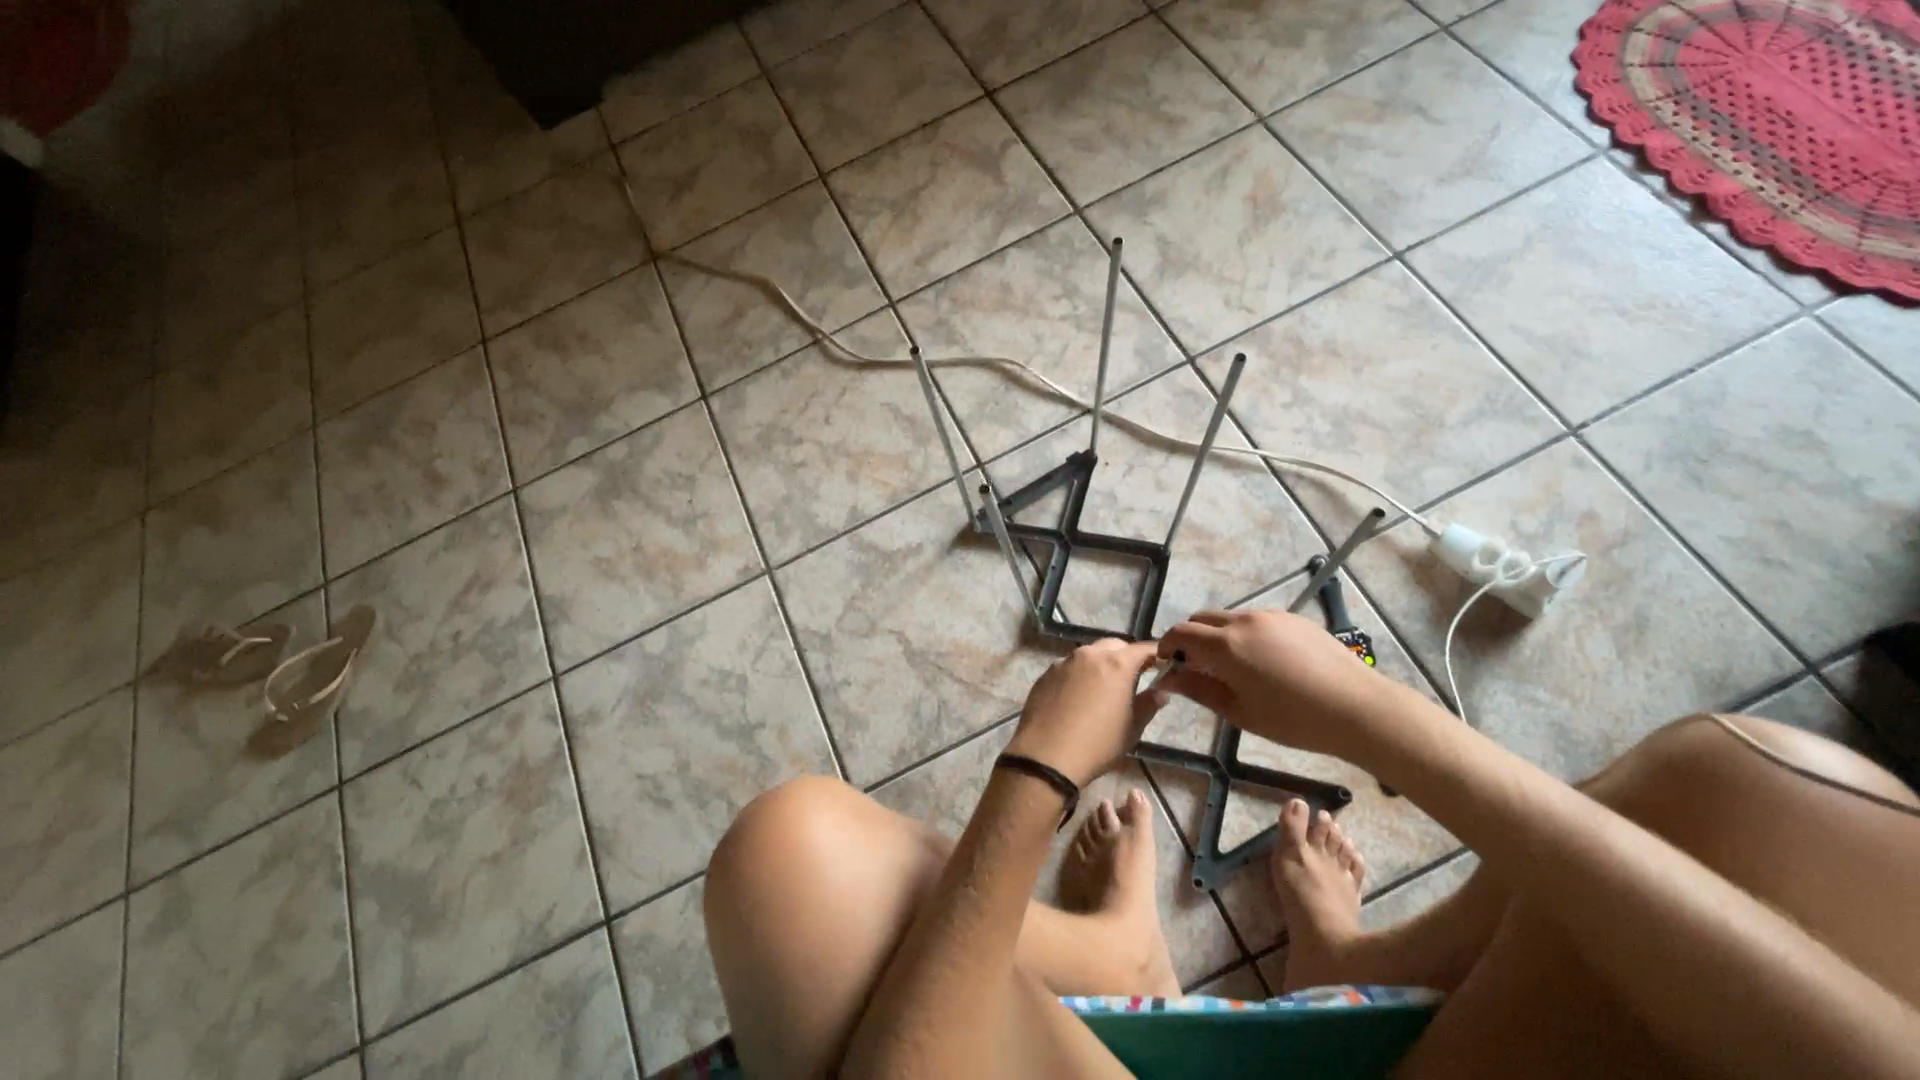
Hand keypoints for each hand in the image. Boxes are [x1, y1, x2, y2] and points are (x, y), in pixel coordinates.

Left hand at [1006, 639, 1165, 786]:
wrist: (1046, 756)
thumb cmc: (1097, 744)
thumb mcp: (1131, 728)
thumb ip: (1148, 705)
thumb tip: (1161, 692)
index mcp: (1116, 664)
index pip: (1142, 649)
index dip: (1156, 655)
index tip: (1163, 663)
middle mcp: (1089, 655)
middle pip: (1114, 646)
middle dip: (1126, 656)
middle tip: (1134, 677)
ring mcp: (1064, 662)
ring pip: (1088, 654)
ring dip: (1101, 664)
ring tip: (1104, 687)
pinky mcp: (1045, 675)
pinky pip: (1069, 667)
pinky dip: (1079, 674)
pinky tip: (1077, 696)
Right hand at [1156, 609, 1390, 758]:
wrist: (1358, 708)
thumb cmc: (1293, 720)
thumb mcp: (1240, 712)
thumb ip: (1199, 690)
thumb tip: (1169, 679)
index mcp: (1226, 645)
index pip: (1180, 632)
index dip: (1167, 646)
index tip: (1167, 665)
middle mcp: (1245, 621)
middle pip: (1203, 619)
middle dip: (1191, 638)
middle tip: (1197, 669)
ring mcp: (1273, 616)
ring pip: (1231, 619)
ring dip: (1220, 637)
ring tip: (1234, 669)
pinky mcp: (1296, 619)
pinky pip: (1258, 621)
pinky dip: (1247, 636)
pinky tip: (1266, 664)